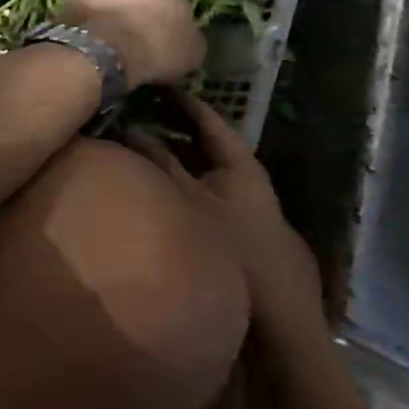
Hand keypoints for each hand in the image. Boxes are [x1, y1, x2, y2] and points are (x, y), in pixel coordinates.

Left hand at [57, 0, 204, 87]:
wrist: (105, 49)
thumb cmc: (157, 48)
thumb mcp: (192, 51)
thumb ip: (189, 35)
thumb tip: (184, 36)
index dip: (167, 8)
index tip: (165, 27)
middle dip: (134, 6)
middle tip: (134, 32)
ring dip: (108, 12)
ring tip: (109, 38)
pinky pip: (84, 10)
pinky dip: (87, 22)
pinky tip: (89, 40)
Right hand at [138, 95, 323, 327]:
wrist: (277, 326)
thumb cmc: (234, 253)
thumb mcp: (187, 199)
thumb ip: (158, 161)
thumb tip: (130, 127)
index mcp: (243, 168)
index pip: (213, 122)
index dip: (187, 101)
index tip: (160, 82)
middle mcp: (248, 183)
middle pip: (209, 145)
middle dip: (176, 128)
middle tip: (141, 111)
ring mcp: (245, 209)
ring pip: (207, 170)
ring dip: (177, 156)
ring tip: (140, 144)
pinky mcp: (238, 233)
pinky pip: (205, 192)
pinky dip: (182, 181)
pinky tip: (158, 186)